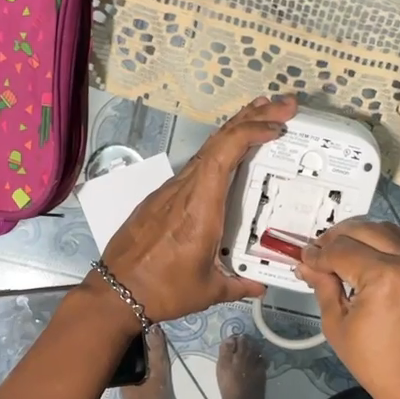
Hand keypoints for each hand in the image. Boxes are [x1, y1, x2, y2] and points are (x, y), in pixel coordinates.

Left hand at [98, 95, 297, 322]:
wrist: (115, 293)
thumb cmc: (163, 290)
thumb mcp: (208, 290)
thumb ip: (239, 285)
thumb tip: (260, 285)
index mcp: (200, 208)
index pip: (224, 155)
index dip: (250, 132)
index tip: (277, 126)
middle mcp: (184, 191)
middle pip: (218, 142)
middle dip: (252, 119)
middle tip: (284, 106)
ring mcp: (169, 192)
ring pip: (206, 151)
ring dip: (235, 132)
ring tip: (262, 119)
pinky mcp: (159, 199)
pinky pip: (194, 167)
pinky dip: (218, 153)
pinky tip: (230, 156)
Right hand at [294, 219, 399, 398]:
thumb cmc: (376, 364)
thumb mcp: (338, 326)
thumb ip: (323, 288)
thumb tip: (308, 265)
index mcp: (384, 277)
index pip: (342, 249)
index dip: (318, 253)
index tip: (303, 258)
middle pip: (365, 229)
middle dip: (337, 236)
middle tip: (318, 250)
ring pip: (387, 230)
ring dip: (360, 235)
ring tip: (340, 251)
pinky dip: (381, 244)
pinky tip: (364, 258)